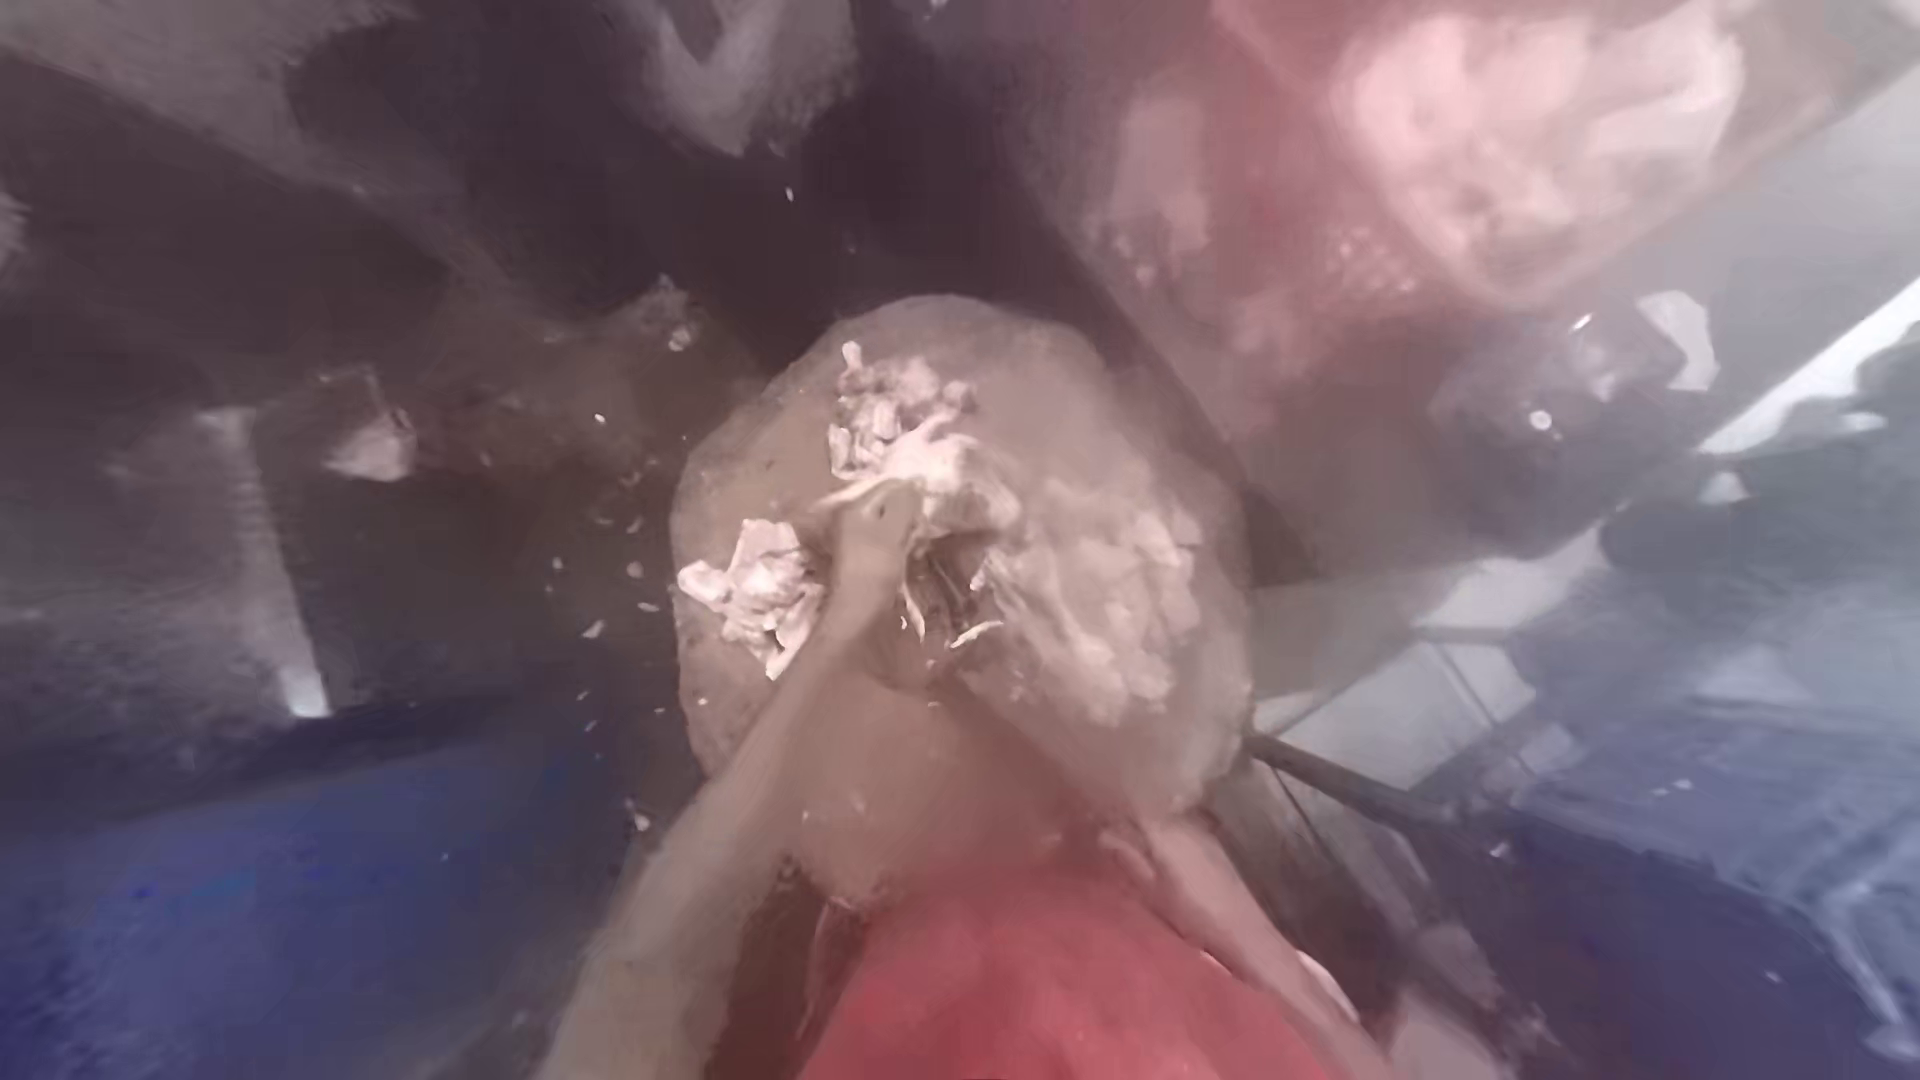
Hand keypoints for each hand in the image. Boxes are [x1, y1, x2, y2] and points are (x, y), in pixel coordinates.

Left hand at [821, 481, 919, 638]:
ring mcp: (859, 540)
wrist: (858, 613)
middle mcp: (854, 520)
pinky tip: (912, 557)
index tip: (929, 511)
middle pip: (891, 505)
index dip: (912, 494)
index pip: (890, 486)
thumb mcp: (892, 531)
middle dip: (912, 516)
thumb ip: (903, 504)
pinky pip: (890, 543)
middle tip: (923, 532)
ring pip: (893, 525)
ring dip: (910, 533)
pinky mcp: (867, 559)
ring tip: (919, 548)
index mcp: (856, 508)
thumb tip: (915, 481)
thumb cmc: (875, 569)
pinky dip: (903, 547)